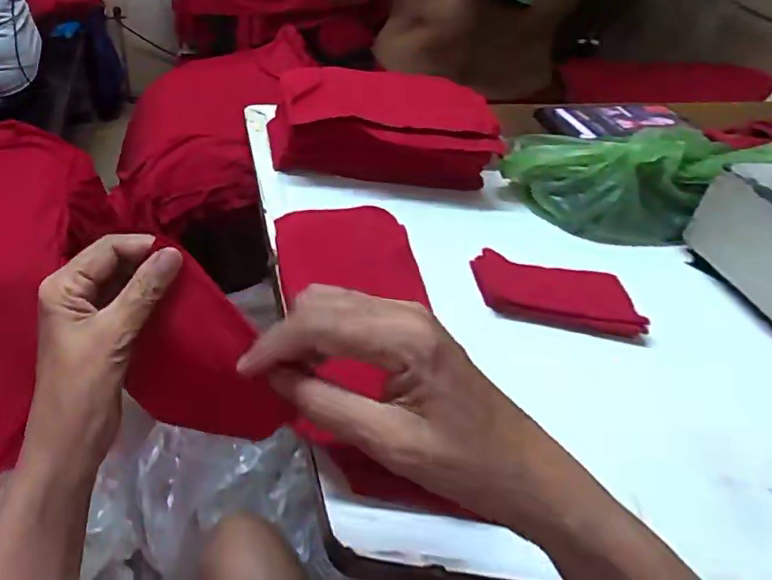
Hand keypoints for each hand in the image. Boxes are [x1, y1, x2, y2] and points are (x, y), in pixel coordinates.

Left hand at [22, 235, 181, 469]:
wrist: (68, 450)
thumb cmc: (82, 390)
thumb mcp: (113, 336)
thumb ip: (143, 291)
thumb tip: (173, 253)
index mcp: (62, 286)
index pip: (105, 249)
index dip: (140, 247)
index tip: (177, 253)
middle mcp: (69, 291)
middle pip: (112, 261)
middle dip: (146, 261)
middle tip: (183, 266)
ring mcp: (83, 312)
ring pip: (120, 281)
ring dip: (148, 280)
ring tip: (182, 280)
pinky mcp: (99, 331)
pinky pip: (125, 302)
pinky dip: (146, 299)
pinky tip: (169, 300)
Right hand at [239, 288, 694, 578]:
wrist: (527, 472)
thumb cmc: (465, 464)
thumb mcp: (391, 444)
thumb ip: (327, 404)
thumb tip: (275, 377)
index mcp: (402, 333)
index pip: (318, 321)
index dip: (274, 343)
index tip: (243, 370)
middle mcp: (401, 307)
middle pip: (321, 300)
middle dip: (284, 332)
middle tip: (262, 374)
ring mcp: (406, 310)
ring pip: (331, 299)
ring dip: (301, 330)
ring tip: (283, 371)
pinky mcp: (407, 322)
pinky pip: (349, 311)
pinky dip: (322, 330)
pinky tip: (315, 361)